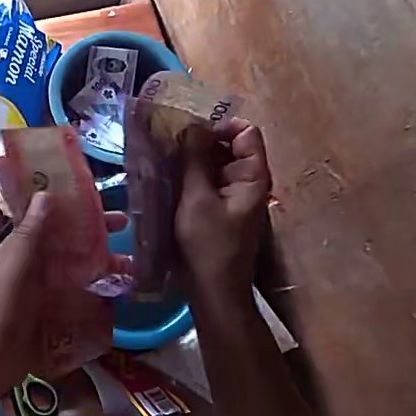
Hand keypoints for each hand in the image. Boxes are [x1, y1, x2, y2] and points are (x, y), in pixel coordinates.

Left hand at [0, 193, 126, 392]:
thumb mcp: (14, 264)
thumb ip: (29, 232)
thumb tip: (46, 194)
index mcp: (22, 249)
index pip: (53, 221)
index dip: (77, 210)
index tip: (103, 203)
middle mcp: (36, 267)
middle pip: (72, 244)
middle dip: (99, 236)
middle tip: (127, 230)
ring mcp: (48, 292)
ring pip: (82, 270)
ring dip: (106, 265)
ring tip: (131, 268)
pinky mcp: (58, 315)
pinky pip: (84, 298)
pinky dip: (102, 293)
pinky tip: (121, 294)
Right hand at [174, 116, 271, 303]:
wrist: (213, 290)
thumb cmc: (207, 244)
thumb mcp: (197, 199)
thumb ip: (195, 161)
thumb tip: (192, 127)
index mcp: (252, 176)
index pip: (246, 132)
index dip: (220, 126)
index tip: (188, 132)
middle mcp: (247, 183)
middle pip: (229, 147)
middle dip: (201, 142)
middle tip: (168, 146)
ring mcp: (232, 198)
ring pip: (215, 166)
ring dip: (191, 161)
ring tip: (163, 162)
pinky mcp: (217, 212)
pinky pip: (206, 185)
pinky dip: (189, 179)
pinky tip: (167, 183)